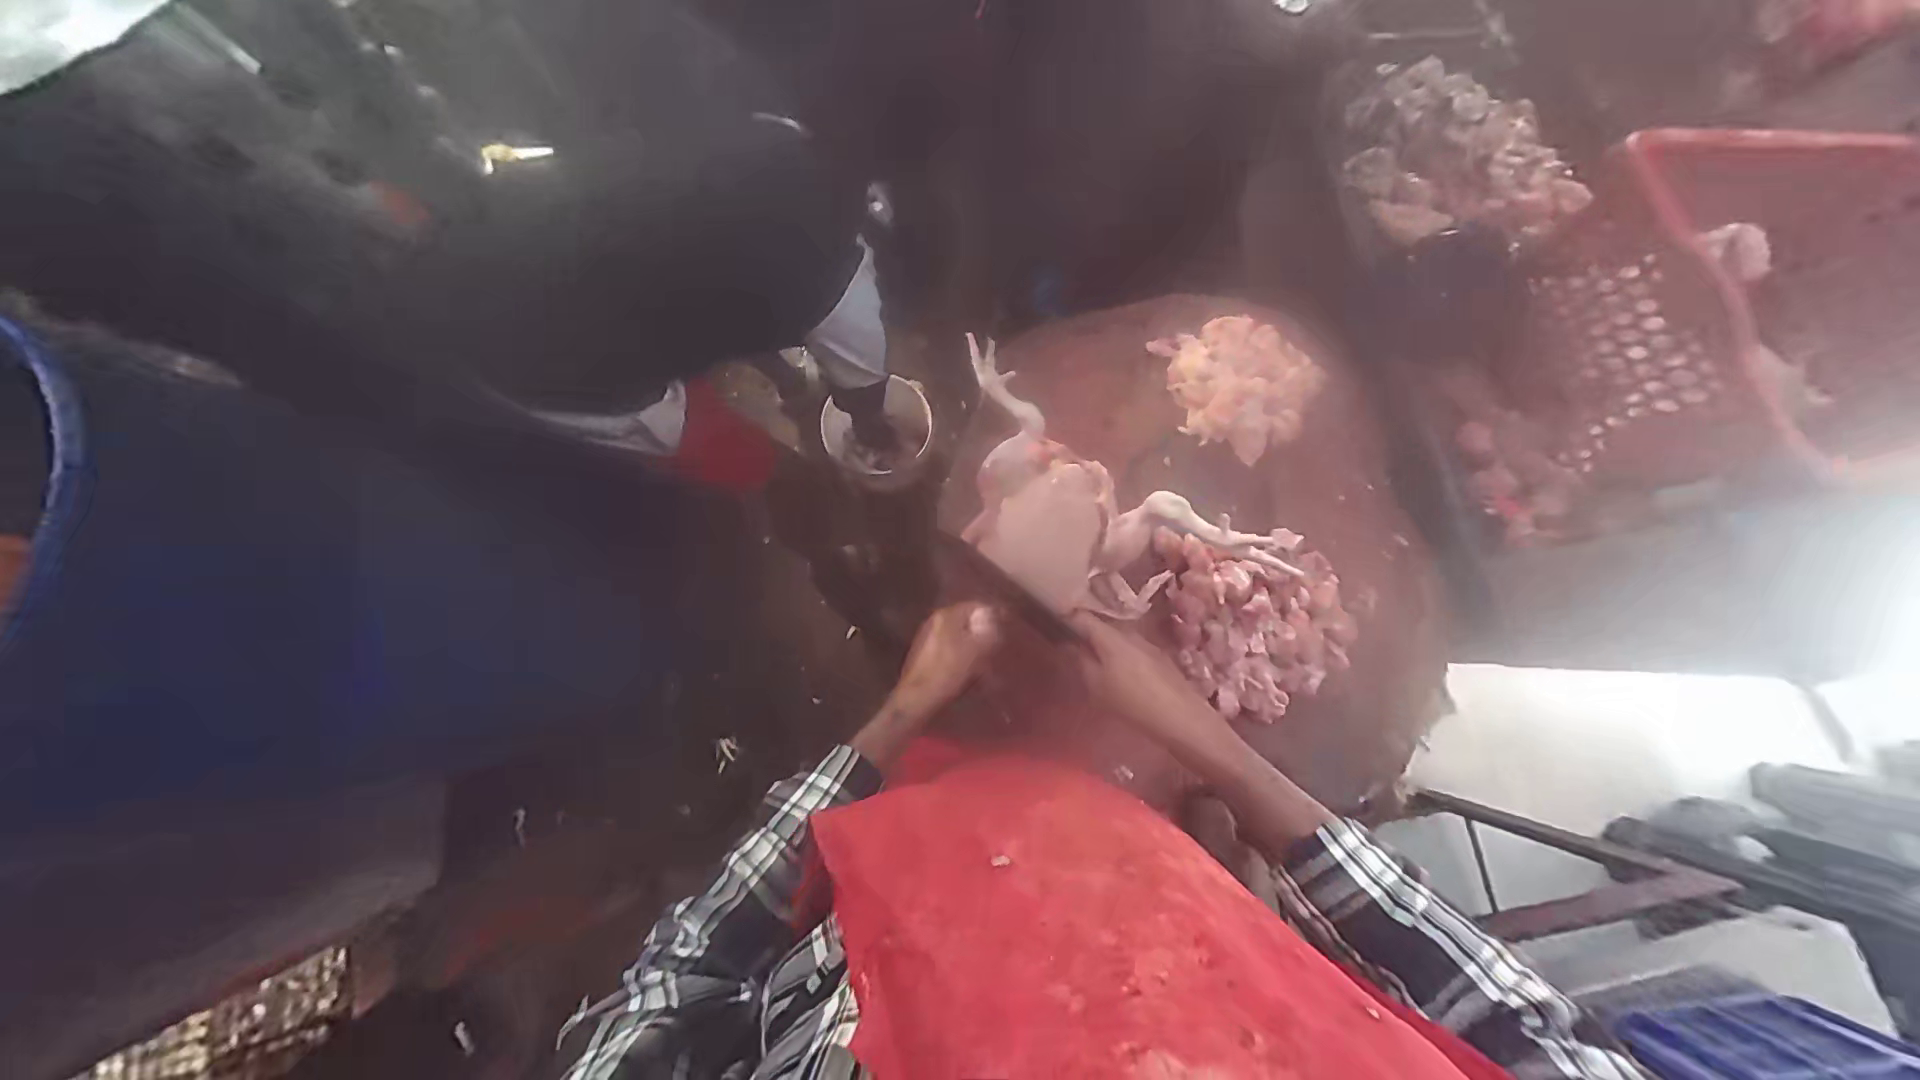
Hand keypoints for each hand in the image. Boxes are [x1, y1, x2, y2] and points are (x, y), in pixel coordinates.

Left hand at [891, 601, 1002, 717]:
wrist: (918, 698)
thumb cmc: (948, 672)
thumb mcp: (976, 650)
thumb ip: (989, 630)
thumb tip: (995, 614)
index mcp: (946, 615)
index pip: (976, 605)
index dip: (994, 614)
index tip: (1008, 625)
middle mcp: (935, 620)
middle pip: (966, 620)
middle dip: (983, 629)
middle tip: (998, 642)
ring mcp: (927, 636)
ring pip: (958, 634)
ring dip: (973, 642)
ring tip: (987, 657)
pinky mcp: (924, 653)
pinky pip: (950, 646)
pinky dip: (962, 652)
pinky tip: (969, 667)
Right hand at [1067, 610, 1219, 746]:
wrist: (1183, 720)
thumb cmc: (1133, 702)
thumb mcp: (1096, 686)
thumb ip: (1080, 661)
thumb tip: (1069, 644)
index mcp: (1110, 635)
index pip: (1082, 616)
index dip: (1065, 617)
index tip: (1052, 623)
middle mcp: (1130, 632)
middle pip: (1101, 625)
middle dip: (1085, 633)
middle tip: (1070, 646)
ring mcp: (1148, 644)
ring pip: (1118, 638)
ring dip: (1104, 645)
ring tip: (1092, 662)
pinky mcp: (1160, 658)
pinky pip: (1132, 649)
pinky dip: (1120, 656)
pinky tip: (1119, 675)